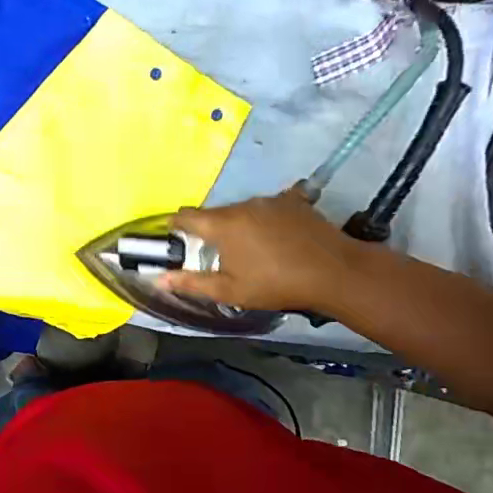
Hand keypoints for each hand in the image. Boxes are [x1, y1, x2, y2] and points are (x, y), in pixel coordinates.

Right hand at [160, 188, 366, 312]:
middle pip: (215, 213)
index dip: (175, 225)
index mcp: (223, 225)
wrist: (334, 272)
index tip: (172, 236)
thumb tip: (159, 279)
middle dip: (209, 229)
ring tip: (248, 249)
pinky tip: (273, 234)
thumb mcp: (229, 291)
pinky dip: (264, 218)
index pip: (186, 216)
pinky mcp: (294, 201)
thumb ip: (192, 283)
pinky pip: (269, 207)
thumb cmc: (275, 284)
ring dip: (238, 224)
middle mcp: (243, 205)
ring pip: (242, 210)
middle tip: (215, 253)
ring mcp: (271, 200)